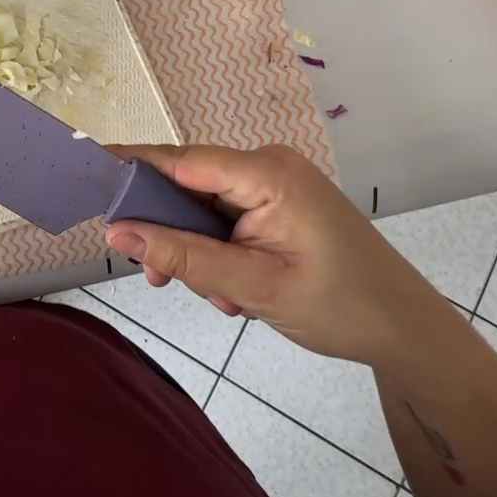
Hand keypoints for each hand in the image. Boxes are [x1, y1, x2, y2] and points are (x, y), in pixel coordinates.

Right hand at [103, 144, 452, 368]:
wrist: (411, 336)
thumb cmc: (343, 307)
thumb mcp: (252, 286)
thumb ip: (182, 256)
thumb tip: (118, 231)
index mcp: (268, 173)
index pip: (180, 160)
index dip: (131, 167)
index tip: (86, 172)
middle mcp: (267, 167)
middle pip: (186, 185)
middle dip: (168, 230)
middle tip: (158, 276)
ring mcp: (273, 185)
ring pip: (201, 207)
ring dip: (194, 249)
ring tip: (214, 295)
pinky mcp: (276, 204)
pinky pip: (222, 218)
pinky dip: (215, 251)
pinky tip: (231, 290)